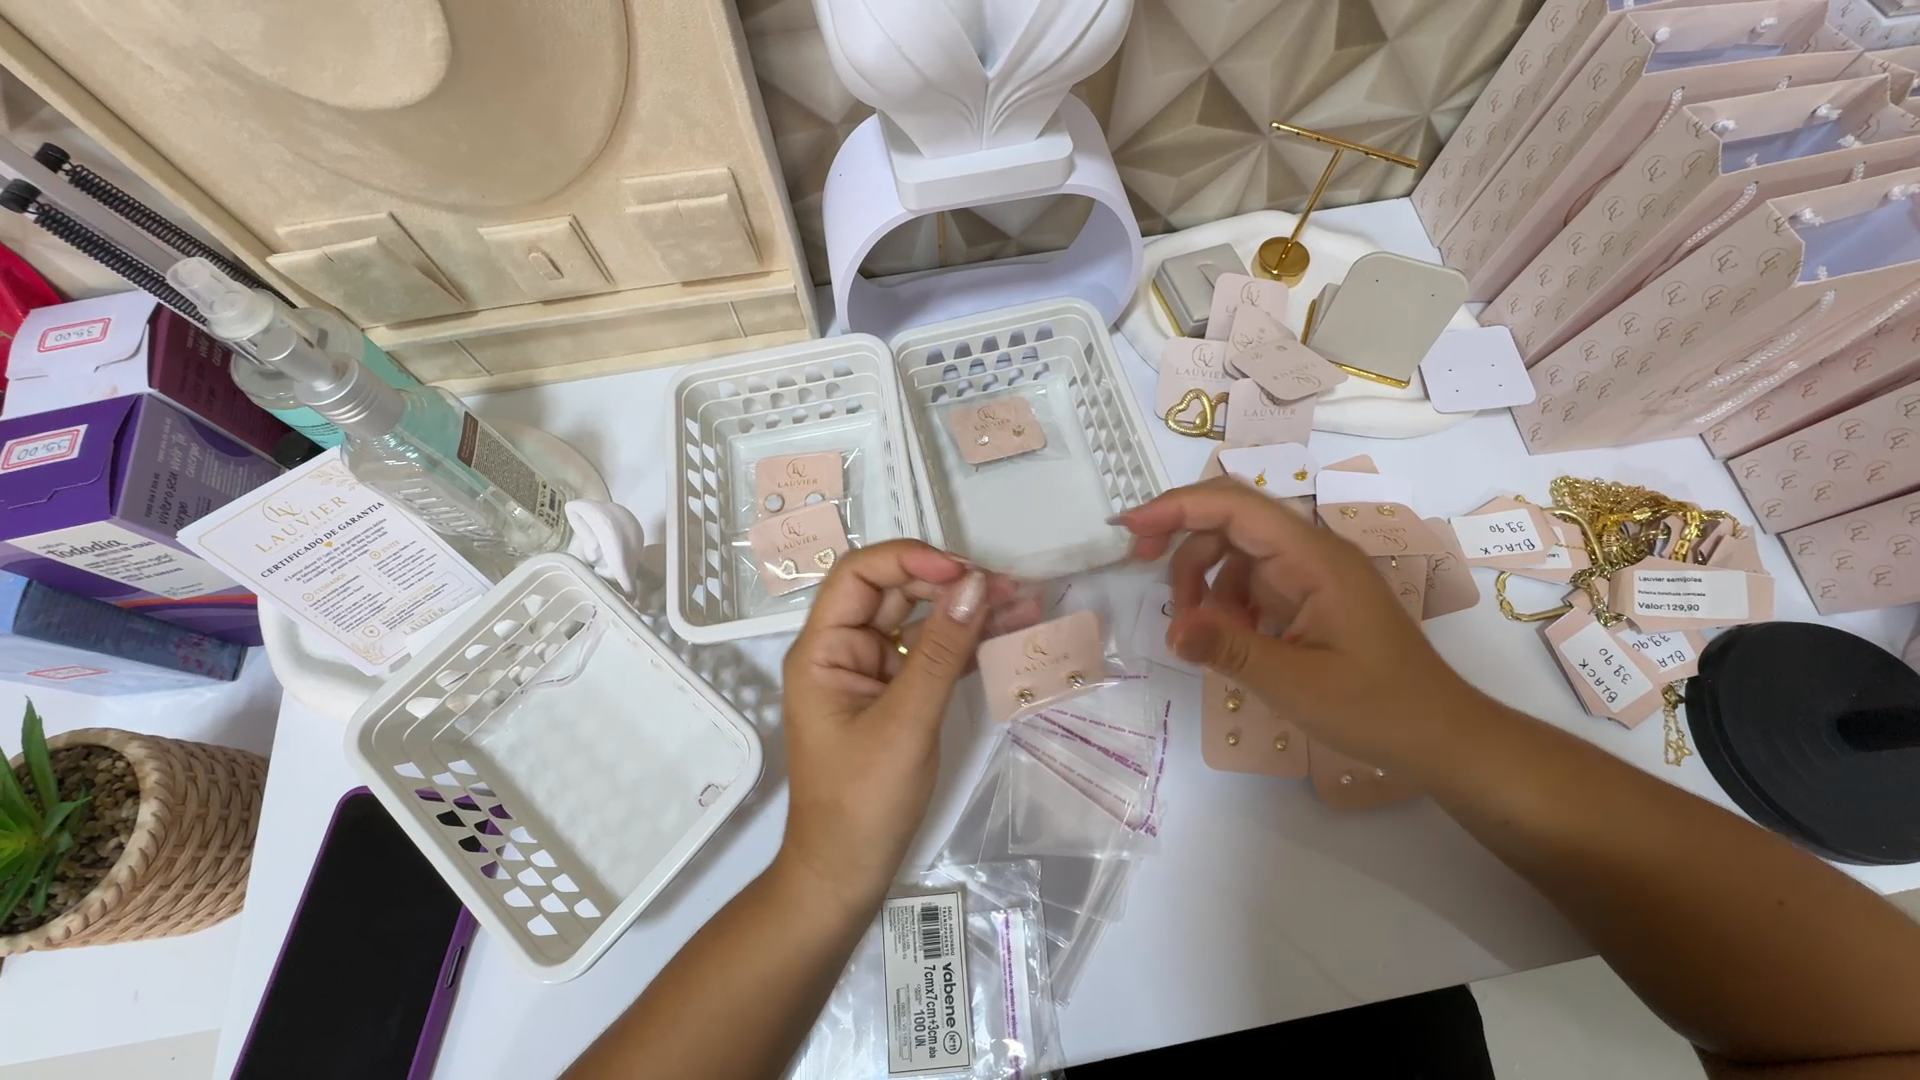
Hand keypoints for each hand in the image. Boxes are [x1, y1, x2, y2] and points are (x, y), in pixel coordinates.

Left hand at [775, 540, 996, 907]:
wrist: (847, 872)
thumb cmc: (863, 800)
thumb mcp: (906, 721)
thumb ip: (941, 650)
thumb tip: (975, 584)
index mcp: (824, 649)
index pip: (859, 575)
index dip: (908, 559)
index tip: (963, 571)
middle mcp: (844, 650)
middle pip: (895, 592)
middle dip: (950, 583)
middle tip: (1007, 588)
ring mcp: (872, 673)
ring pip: (920, 621)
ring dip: (967, 611)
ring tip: (1024, 602)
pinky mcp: (897, 695)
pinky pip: (931, 655)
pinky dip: (967, 644)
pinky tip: (1007, 633)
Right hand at [1112, 479, 1491, 771]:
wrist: (1440, 737)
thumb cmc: (1378, 708)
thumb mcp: (1295, 684)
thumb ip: (1229, 650)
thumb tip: (1172, 629)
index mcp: (1314, 559)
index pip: (1236, 507)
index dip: (1178, 508)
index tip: (1130, 528)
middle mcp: (1310, 555)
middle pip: (1229, 522)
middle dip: (1181, 543)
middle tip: (1146, 579)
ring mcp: (1309, 576)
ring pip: (1234, 552)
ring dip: (1200, 580)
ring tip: (1192, 629)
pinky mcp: (1306, 599)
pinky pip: (1249, 582)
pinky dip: (1223, 603)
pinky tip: (1223, 638)